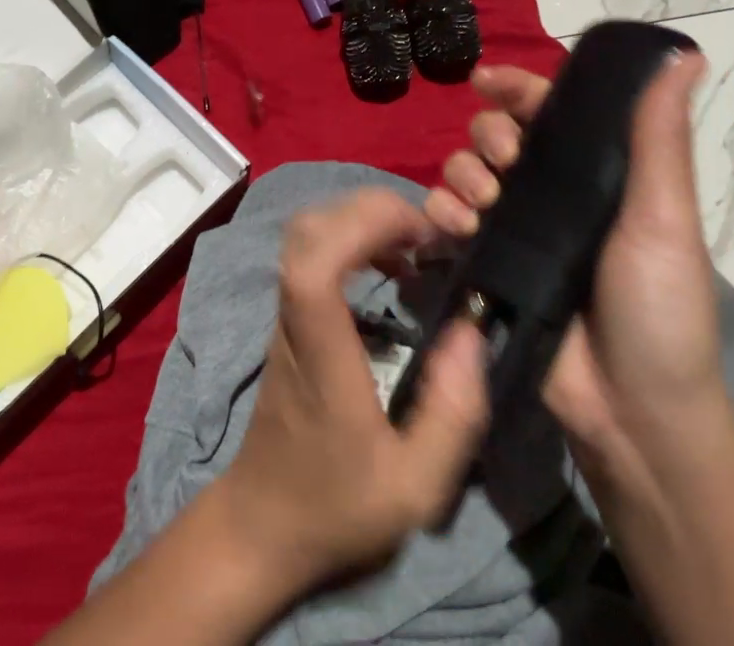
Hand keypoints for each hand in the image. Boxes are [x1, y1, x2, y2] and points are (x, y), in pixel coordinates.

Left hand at [214, 188, 489, 590]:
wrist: (261, 524)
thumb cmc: (337, 509)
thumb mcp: (416, 487)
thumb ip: (452, 413)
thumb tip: (471, 332)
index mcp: (323, 360)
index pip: (313, 268)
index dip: (360, 227)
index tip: (419, 230)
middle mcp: (294, 326)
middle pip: (303, 234)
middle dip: (367, 210)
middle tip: (430, 231)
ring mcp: (284, 322)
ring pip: (302, 239)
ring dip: (359, 222)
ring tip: (418, 245)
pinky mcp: (287, 327)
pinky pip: (309, 259)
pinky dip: (350, 241)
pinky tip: (392, 269)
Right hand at [423, 58, 729, 460]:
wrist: (630, 407)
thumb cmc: (661, 309)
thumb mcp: (665, 220)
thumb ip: (658, 140)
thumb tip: (684, 54)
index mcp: (598, 177)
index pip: (551, 114)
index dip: (519, 89)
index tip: (488, 80)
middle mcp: (551, 196)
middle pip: (496, 137)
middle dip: (488, 134)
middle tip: (504, 160)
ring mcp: (513, 232)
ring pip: (464, 174)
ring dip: (462, 172)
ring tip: (483, 202)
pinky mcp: (482, 267)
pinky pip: (444, 223)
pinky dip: (439, 213)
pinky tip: (454, 226)